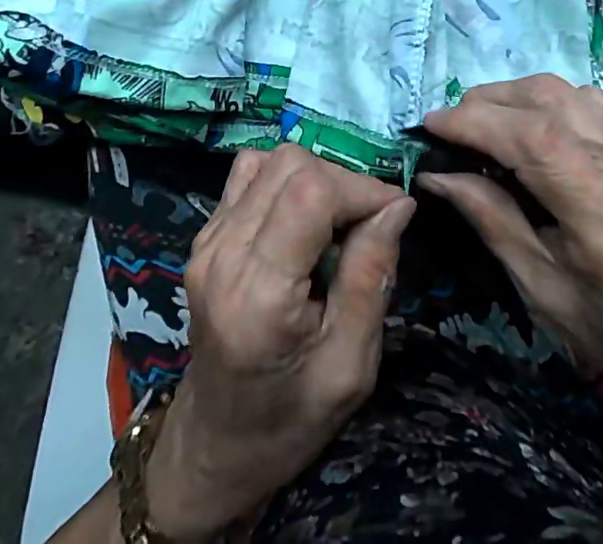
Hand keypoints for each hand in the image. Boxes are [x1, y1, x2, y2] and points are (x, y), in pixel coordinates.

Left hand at [147, 145, 415, 540]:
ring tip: (338, 223)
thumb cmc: (291, 419)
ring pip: (268, 162)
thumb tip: (398, 205)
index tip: (396, 215)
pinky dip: (285, 183)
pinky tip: (303, 221)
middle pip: (290, 165)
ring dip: (315, 179)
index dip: (362, 189)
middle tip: (370, 224)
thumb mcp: (351, 365)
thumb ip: (371, 278)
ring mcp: (206, 239)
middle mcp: (222, 252)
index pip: (310, 191)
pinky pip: (248, 178)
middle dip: (343, 182)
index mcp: (258, 292)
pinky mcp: (203, 236)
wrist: (218, 440)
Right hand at [418, 75, 602, 416]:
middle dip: (486, 103)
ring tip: (483, 124)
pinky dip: (548, 105)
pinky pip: (592, 100)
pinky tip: (530, 128)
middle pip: (552, 104)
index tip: (432, 125)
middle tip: (451, 124)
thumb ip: (489, 217)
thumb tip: (433, 171)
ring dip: (513, 99)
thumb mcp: (538, 287)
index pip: (539, 144)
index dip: (478, 123)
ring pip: (569, 91)